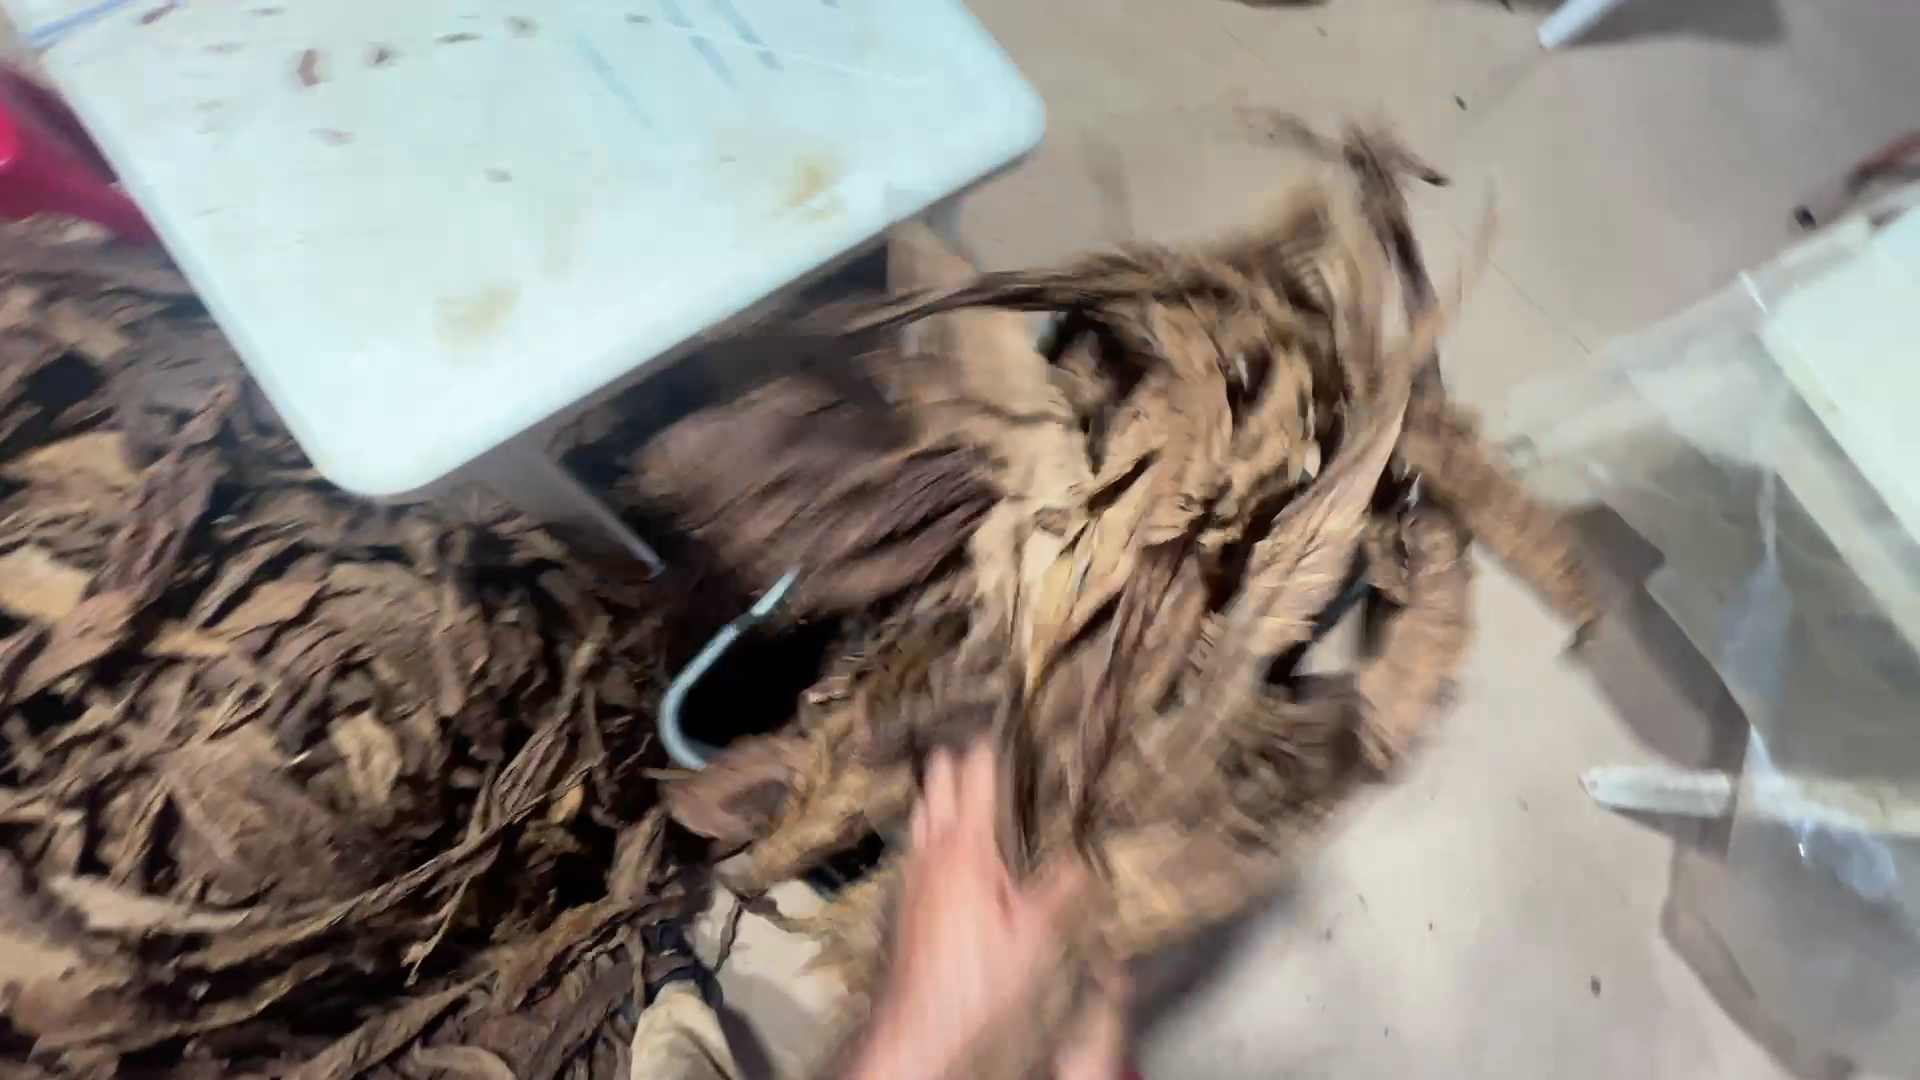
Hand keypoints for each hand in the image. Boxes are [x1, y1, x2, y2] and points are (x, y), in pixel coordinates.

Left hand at [844, 740, 1088, 1077]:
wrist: (919, 1017)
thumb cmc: (977, 977)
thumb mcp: (1031, 936)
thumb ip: (1058, 893)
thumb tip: (1087, 862)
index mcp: (968, 848)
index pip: (974, 780)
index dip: (983, 750)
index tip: (991, 728)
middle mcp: (935, 847)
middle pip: (936, 781)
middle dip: (951, 759)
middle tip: (970, 745)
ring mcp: (913, 866)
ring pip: (920, 807)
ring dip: (935, 791)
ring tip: (951, 779)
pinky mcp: (902, 888)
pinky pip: (913, 840)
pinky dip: (925, 825)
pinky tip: (936, 841)